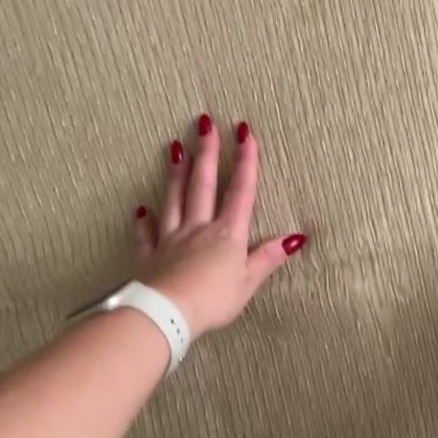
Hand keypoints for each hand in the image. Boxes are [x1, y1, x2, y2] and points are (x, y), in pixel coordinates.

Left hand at [135, 115, 305, 336]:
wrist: (167, 313)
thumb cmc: (212, 300)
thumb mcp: (249, 281)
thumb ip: (268, 257)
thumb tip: (295, 238)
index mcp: (227, 235)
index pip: (241, 192)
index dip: (246, 162)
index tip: (246, 133)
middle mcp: (199, 229)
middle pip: (203, 185)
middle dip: (207, 153)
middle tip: (205, 124)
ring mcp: (172, 239)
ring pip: (174, 199)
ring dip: (176, 173)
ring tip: (175, 147)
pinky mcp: (152, 256)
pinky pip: (147, 234)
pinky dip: (145, 221)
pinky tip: (142, 209)